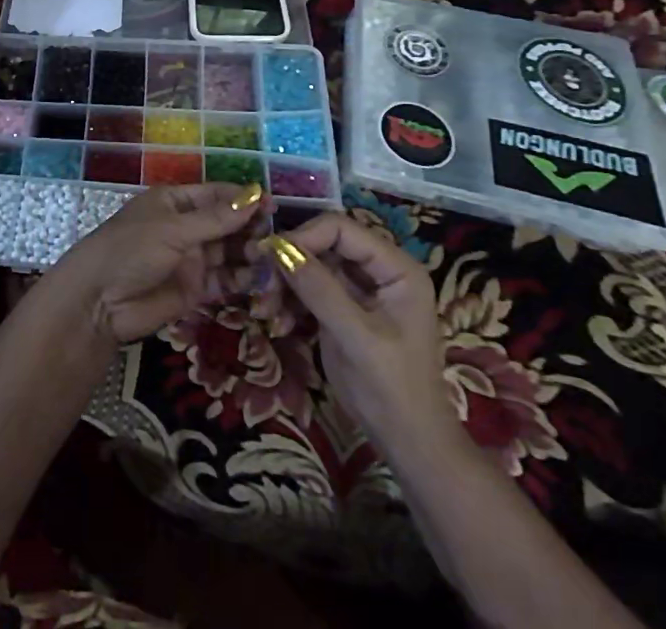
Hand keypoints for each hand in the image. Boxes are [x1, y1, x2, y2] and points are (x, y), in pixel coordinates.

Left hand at [46, 182, 263, 342]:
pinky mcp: (196, 288)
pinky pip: (226, 280)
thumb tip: (256, 195)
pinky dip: (244, 280)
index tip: (274, 206)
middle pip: (228, 224)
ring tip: (272, 261)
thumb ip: (215, 218)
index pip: (216, 195)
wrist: (98, 302)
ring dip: (252, 255)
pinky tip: (262, 282)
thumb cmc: (128, 251)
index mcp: (172, 202)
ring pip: (231, 252)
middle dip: (252, 230)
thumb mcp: (171, 229)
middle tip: (277, 240)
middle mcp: (184, 227)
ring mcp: (191, 258)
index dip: (244, 200)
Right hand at [256, 214, 455, 453]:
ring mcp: (358, 290)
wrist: (404, 437)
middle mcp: (378, 271)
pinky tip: (278, 323)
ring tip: (265, 310)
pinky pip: (307, 289)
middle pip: (321, 245)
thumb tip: (276, 247)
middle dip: (288, 263)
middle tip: (261, 288)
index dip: (303, 237)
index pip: (341, 229)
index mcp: (396, 269)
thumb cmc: (391, 386)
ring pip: (309, 266)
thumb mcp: (355, 336)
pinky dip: (288, 302)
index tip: (268, 260)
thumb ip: (319, 289)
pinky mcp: (340, 308)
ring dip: (283, 284)